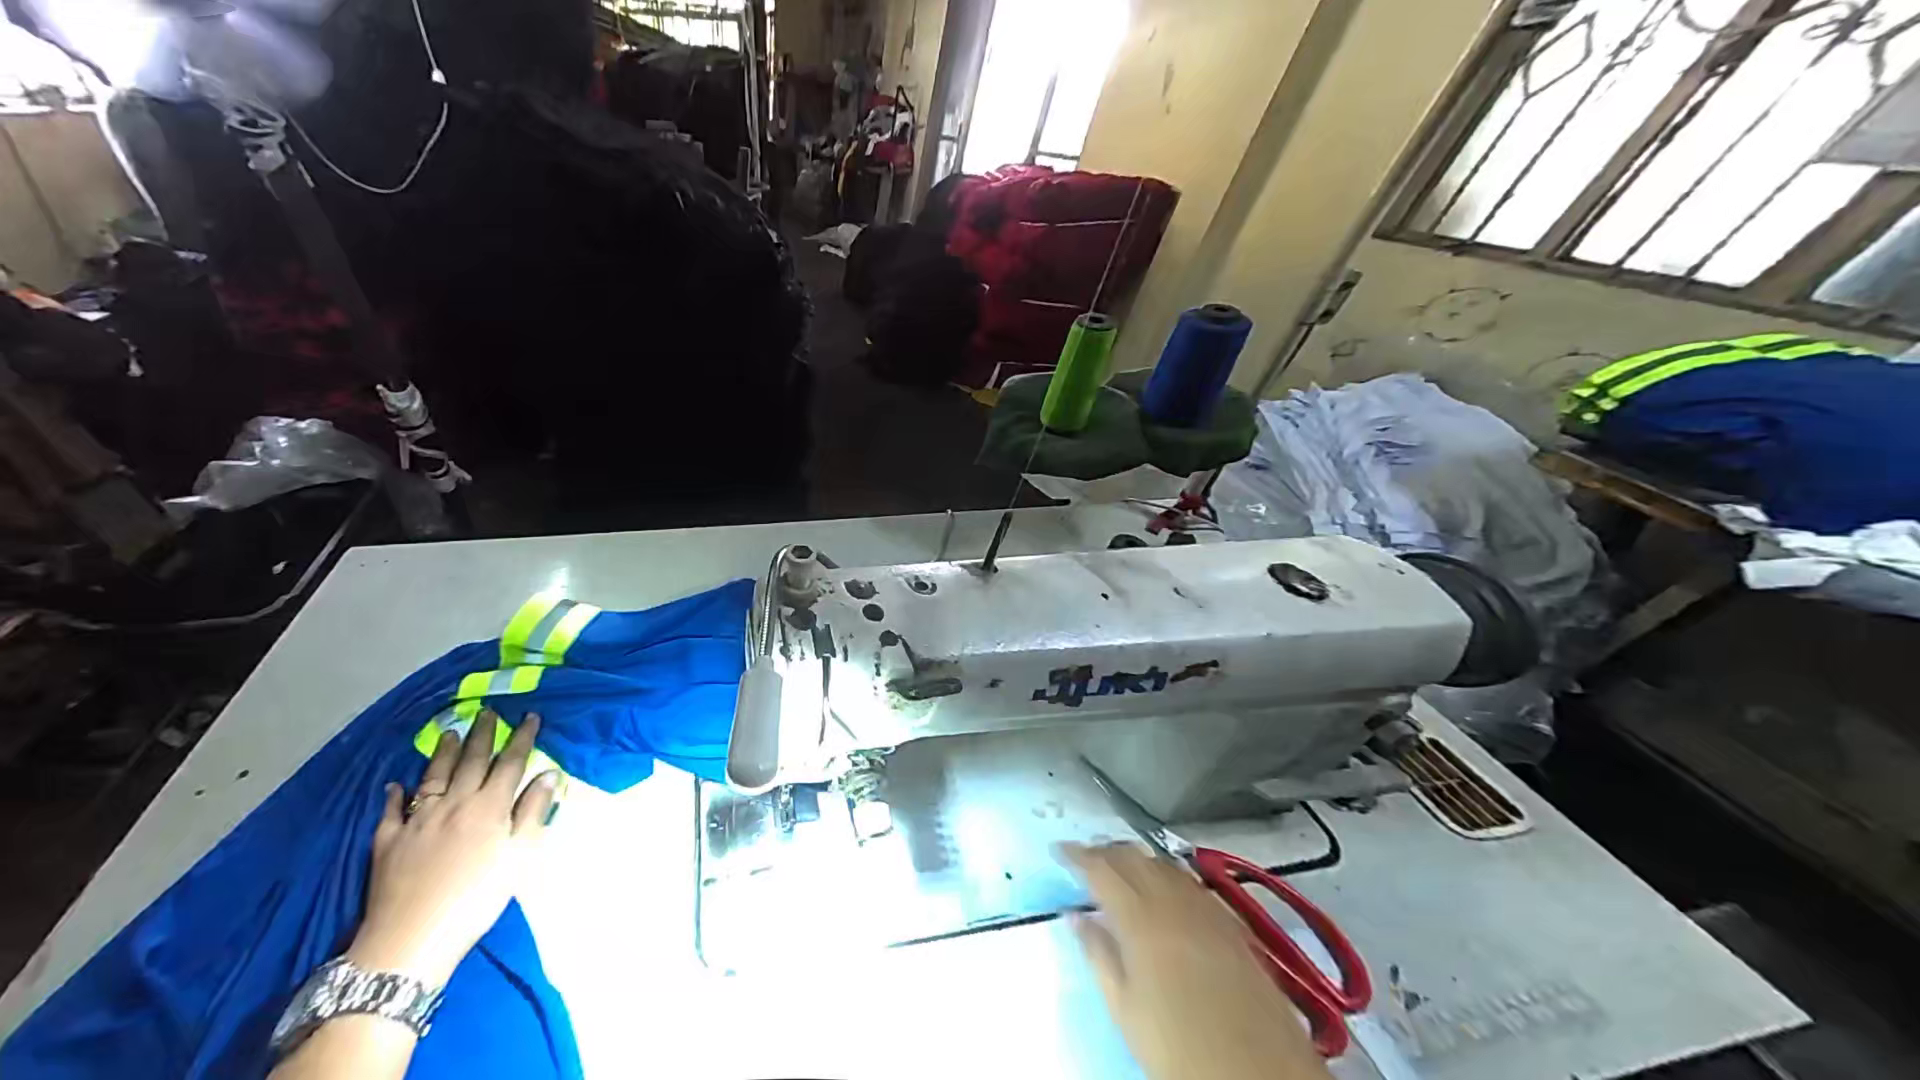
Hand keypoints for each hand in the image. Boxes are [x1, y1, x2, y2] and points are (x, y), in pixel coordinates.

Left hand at [347, 709, 558, 987]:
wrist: (412, 939)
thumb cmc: (478, 898)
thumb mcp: (520, 856)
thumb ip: (533, 812)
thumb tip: (548, 774)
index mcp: (489, 807)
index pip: (510, 763)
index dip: (522, 738)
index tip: (530, 717)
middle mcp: (454, 804)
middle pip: (471, 762)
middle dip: (483, 735)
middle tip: (487, 712)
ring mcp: (417, 821)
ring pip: (433, 777)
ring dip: (443, 752)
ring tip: (449, 732)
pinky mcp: (387, 842)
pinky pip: (392, 811)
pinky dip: (395, 794)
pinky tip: (396, 784)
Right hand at [1063, 843, 1329, 1079]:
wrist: (1258, 1073)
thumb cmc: (1178, 1046)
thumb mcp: (1125, 1008)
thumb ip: (1098, 954)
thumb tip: (1077, 915)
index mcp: (1140, 919)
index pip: (1101, 869)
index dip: (1077, 855)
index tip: (1059, 849)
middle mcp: (1172, 901)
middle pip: (1133, 857)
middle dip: (1104, 850)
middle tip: (1084, 855)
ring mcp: (1205, 907)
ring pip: (1162, 862)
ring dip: (1136, 856)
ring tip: (1118, 864)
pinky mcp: (1229, 921)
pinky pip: (1188, 880)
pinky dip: (1165, 872)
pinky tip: (1162, 885)